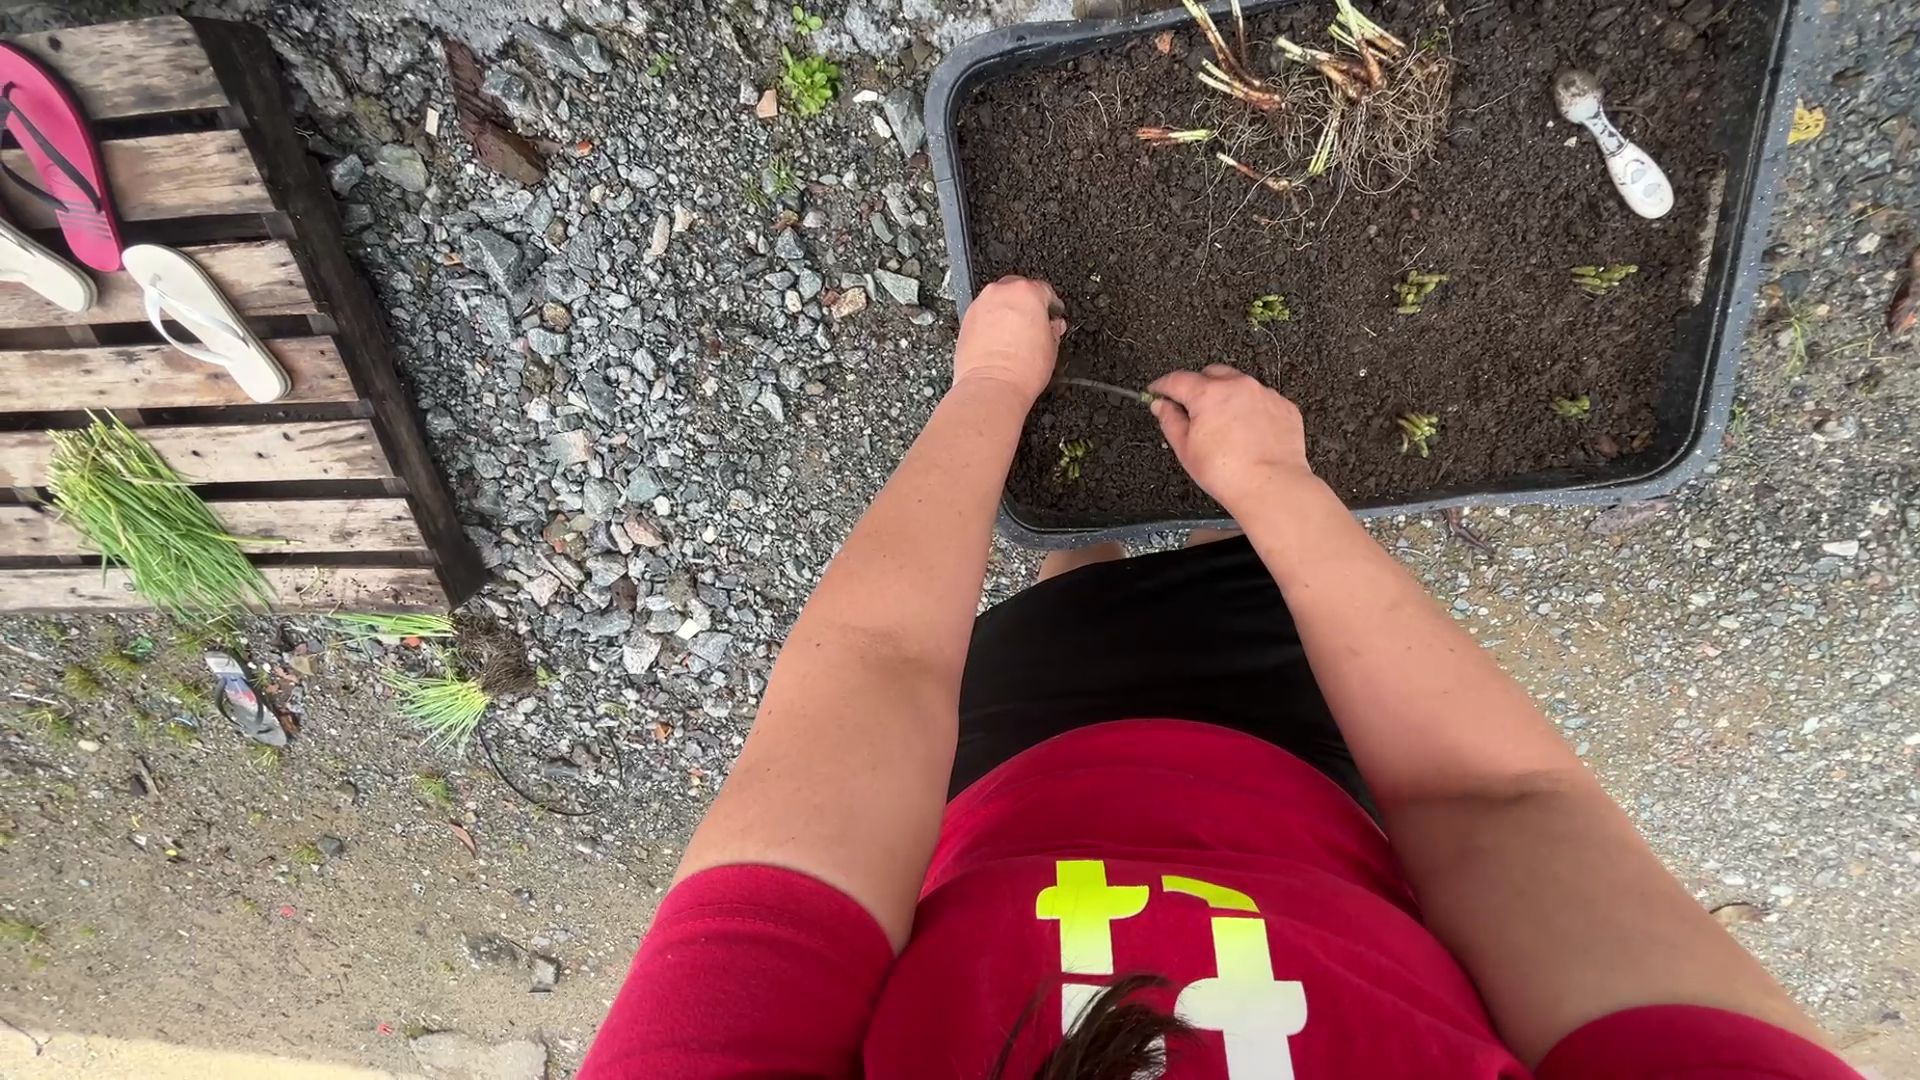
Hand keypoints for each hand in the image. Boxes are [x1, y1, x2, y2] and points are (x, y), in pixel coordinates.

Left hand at [953, 276, 1065, 401]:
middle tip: (1031, 327)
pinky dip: (989, 324)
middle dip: (1025, 305)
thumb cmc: (1021, 370)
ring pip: (997, 301)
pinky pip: (982, 315)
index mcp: (1028, 293)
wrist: (992, 387)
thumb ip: (1052, 329)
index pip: (1044, 290)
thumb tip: (1052, 326)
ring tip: (1012, 337)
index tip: (1051, 316)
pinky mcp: (966, 319)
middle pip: (1017, 290)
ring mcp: (981, 305)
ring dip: (1005, 313)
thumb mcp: (1051, 348)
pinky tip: (997, 342)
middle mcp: (1001, 292)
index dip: (1050, 306)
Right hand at [1148, 364, 1319, 512]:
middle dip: (1197, 387)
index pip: (1177, 380)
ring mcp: (1263, 394)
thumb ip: (1169, 420)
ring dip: (1225, 397)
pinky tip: (1244, 432)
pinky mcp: (1283, 406)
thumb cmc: (1228, 472)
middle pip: (1210, 374)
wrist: (1269, 485)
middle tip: (1191, 410)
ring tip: (1222, 426)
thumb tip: (1162, 406)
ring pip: (1237, 384)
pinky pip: (1260, 398)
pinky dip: (1249, 409)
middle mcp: (1238, 387)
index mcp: (1209, 394)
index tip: (1157, 390)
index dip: (1162, 385)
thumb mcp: (1185, 449)